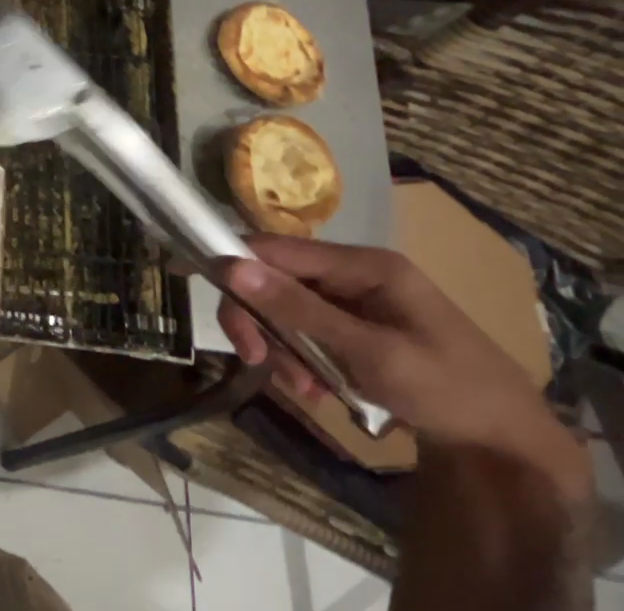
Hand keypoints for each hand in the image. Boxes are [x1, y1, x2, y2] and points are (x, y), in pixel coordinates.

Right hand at [218, 236, 572, 463]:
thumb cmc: (447, 389)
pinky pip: (303, 332)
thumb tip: (231, 265)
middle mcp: (355, 275)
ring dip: (281, 349)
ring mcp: (355, 301)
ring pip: (283, 311)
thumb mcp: (370, 352)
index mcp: (364, 266)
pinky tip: (317, 388)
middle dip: (258, 321)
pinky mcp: (354, 327)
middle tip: (258, 362)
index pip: (274, 248)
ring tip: (304, 389)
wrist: (507, 443)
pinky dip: (299, 360)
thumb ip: (298, 308)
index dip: (228, 258)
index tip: (183, 276)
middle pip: (273, 281)